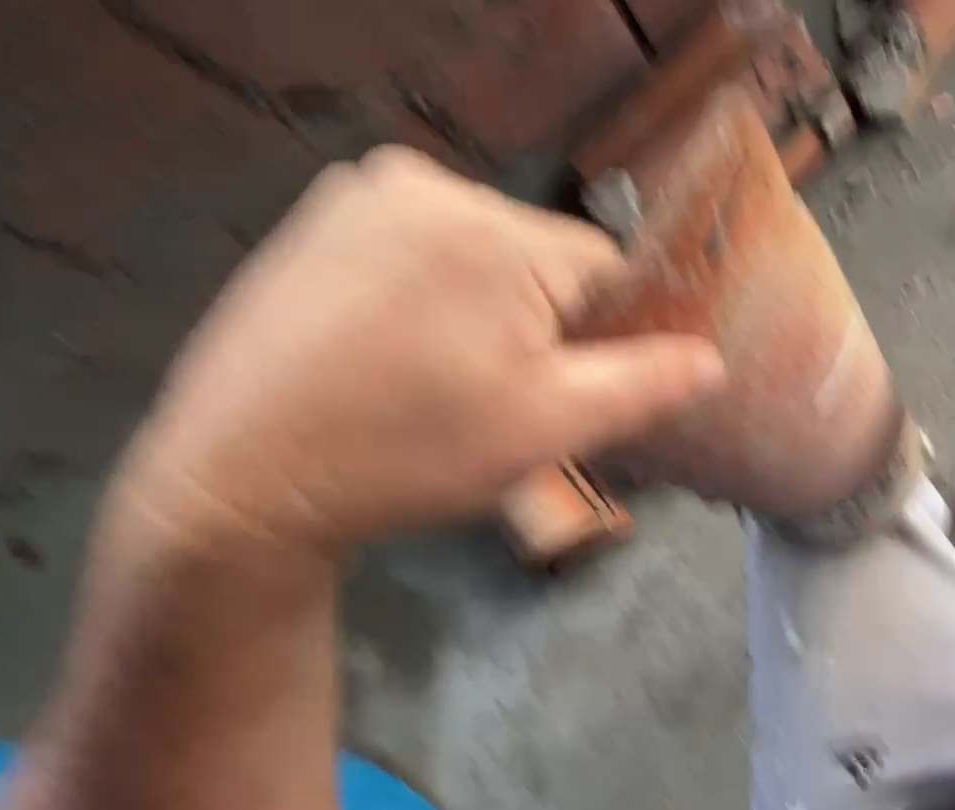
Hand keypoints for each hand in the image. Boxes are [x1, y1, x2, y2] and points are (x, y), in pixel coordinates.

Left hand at [119, 146, 725, 556]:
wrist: (240, 481)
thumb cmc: (410, 454)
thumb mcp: (551, 427)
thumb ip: (646, 384)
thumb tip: (714, 360)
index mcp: (489, 229)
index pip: (607, 270)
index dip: (610, 337)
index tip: (581, 394)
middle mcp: (424, 183)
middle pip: (546, 263)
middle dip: (552, 327)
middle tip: (514, 401)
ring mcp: (361, 195)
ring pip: (490, 260)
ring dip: (499, 316)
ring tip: (458, 385)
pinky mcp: (321, 222)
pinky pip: (430, 255)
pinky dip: (444, 300)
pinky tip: (412, 358)